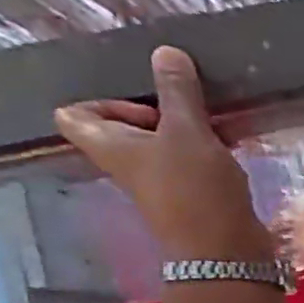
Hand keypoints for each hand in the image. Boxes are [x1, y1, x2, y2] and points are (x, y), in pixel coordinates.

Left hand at [54, 46, 273, 260]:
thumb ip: (177, 92)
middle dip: (156, 111)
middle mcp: (127, 164)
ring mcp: (159, 182)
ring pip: (161, 144)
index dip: (102, 101)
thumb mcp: (187, 132)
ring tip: (214, 123)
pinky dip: (205, 151)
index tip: (144, 101)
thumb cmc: (195, 189)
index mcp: (109, 146)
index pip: (74, 114)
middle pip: (124, 127)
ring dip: (185, 131)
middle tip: (186, 109)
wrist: (225, 251)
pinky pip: (189, 163)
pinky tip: (230, 147)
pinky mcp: (190, 196)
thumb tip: (166, 52)